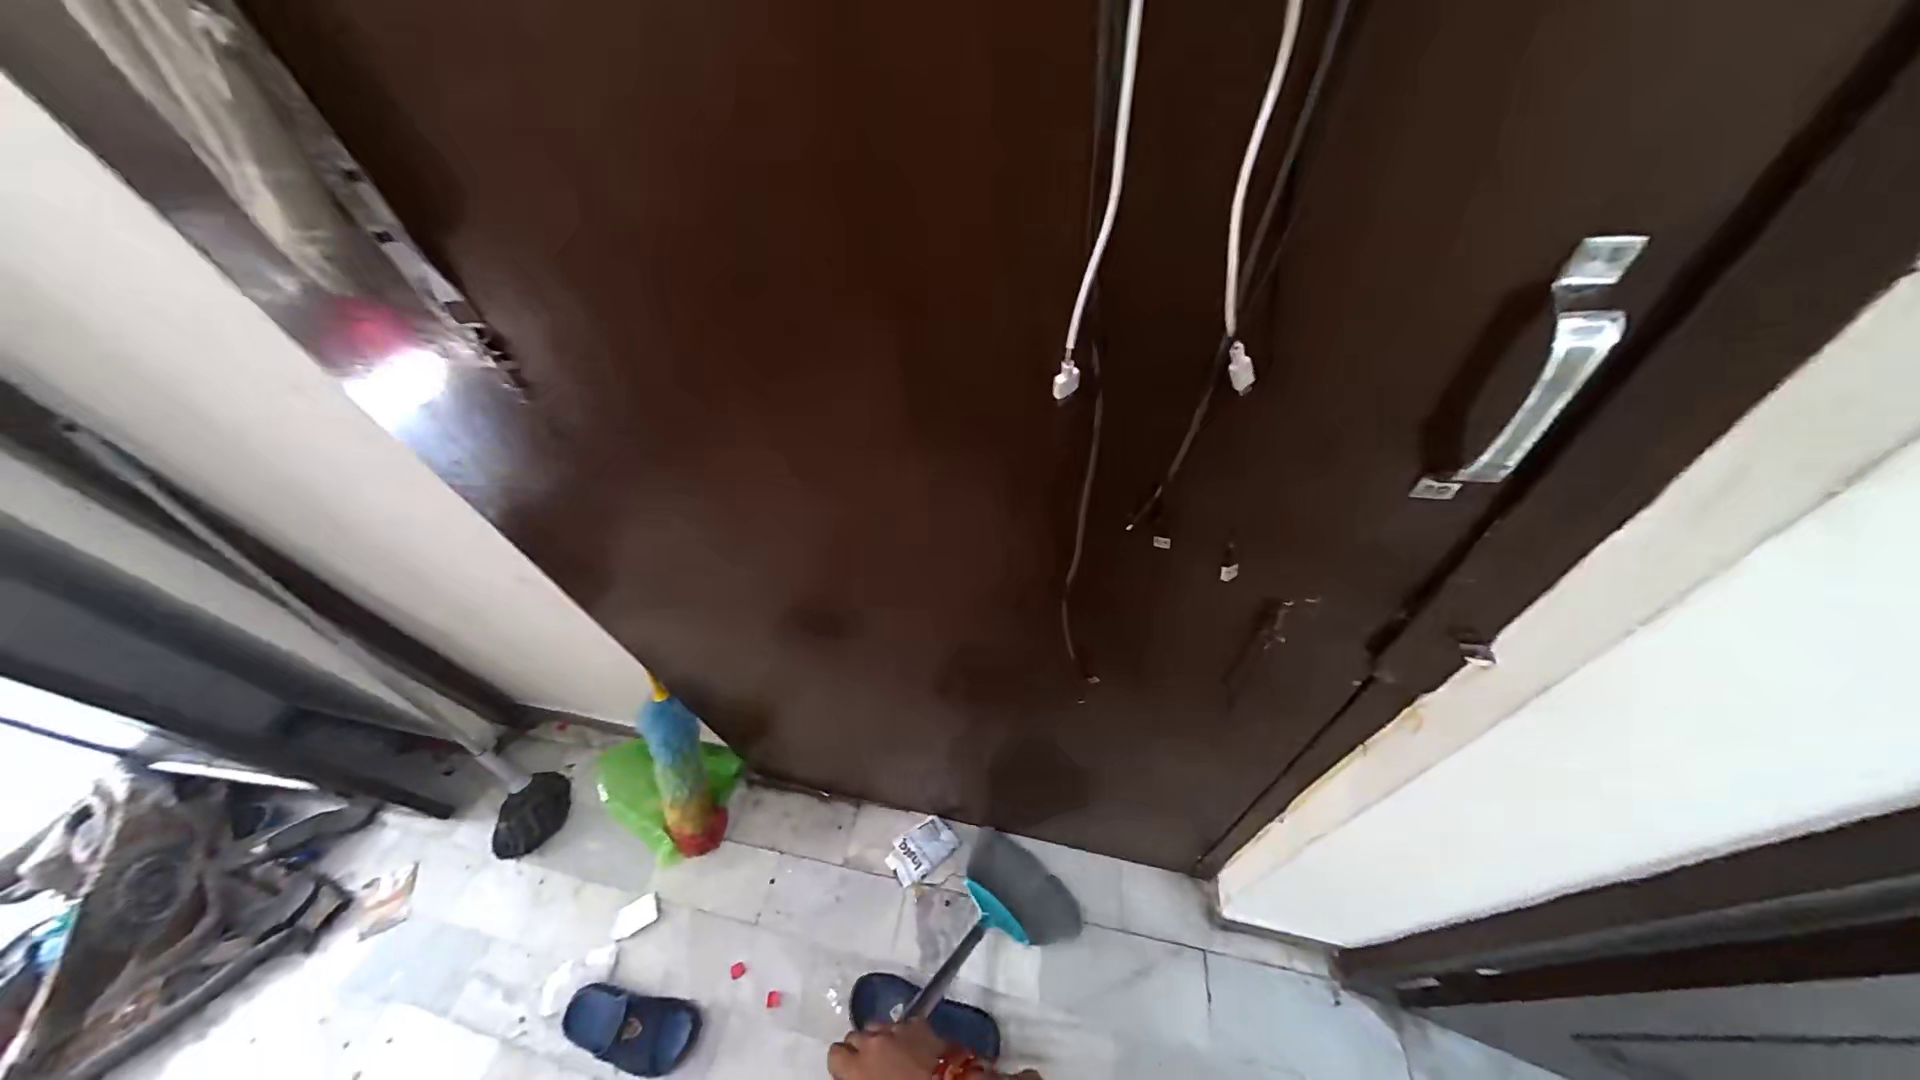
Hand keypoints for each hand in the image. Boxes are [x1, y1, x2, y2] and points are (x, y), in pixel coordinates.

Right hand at [827, 1019, 948, 1079]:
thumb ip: (856, 1079)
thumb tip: (855, 1076)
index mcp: (856, 1067)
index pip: (835, 1054)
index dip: (842, 1064)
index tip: (849, 1074)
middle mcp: (872, 1041)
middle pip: (855, 1036)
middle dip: (860, 1049)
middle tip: (871, 1067)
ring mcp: (896, 1028)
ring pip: (877, 1026)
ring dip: (880, 1039)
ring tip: (891, 1055)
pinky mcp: (918, 1023)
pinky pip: (902, 1024)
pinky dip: (903, 1034)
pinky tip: (912, 1047)